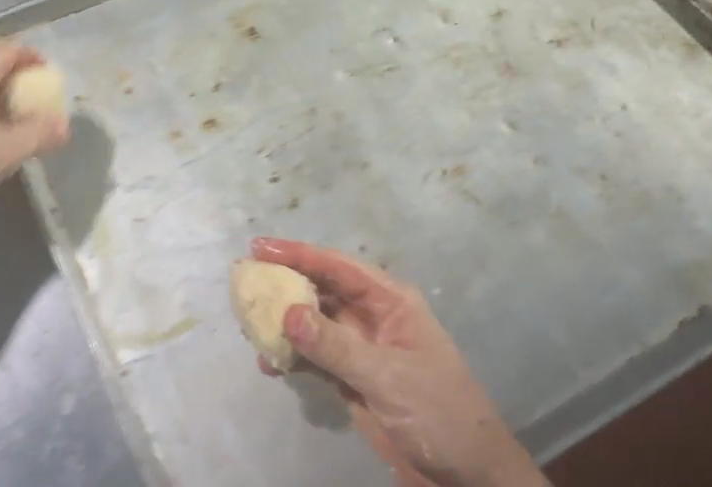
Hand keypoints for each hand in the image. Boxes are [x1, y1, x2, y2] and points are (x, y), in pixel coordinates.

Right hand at [252, 238, 546, 486]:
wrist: (468, 474)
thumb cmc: (439, 412)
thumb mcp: (387, 376)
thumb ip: (336, 345)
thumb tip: (287, 313)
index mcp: (390, 301)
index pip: (337, 267)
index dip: (298, 253)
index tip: (258, 247)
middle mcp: (371, 316)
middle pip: (320, 289)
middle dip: (283, 284)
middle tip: (243, 281)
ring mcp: (360, 348)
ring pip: (312, 322)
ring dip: (282, 323)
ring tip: (248, 325)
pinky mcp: (351, 378)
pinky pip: (313, 356)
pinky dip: (290, 357)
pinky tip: (269, 364)